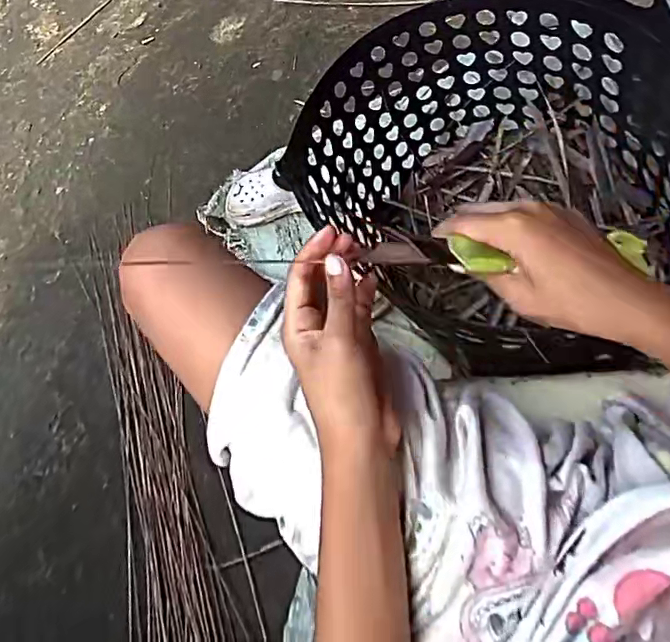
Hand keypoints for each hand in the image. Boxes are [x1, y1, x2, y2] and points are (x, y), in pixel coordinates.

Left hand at [282, 225, 399, 458]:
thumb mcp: (340, 339)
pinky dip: (364, 291)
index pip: (301, 277)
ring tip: (363, 249)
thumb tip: (337, 260)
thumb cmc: (341, 394)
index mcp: (297, 324)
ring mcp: (336, 333)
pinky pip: (358, 308)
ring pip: (340, 291)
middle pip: (320, 281)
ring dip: (349, 271)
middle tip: (351, 238)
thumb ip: (341, 298)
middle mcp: (314, 325)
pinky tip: (372, 277)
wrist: (363, 437)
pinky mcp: (357, 341)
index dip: (314, 252)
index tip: (331, 232)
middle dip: (332, 258)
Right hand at [434, 200, 669, 345]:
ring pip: (504, 209)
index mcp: (513, 228)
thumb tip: (467, 263)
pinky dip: (513, 225)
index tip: (435, 245)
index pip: (464, 222)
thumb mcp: (522, 298)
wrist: (632, 302)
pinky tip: (519, 249)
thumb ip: (487, 274)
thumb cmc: (575, 304)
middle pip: (481, 210)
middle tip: (459, 251)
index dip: (445, 233)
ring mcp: (550, 208)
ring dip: (489, 225)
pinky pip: (527, 213)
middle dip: (465, 227)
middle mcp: (528, 209)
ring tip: (488, 252)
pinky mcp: (567, 214)